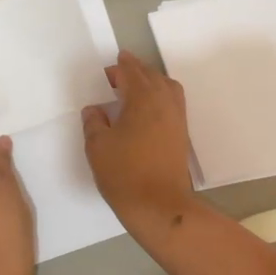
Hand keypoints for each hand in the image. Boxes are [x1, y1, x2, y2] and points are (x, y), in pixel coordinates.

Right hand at [82, 50, 195, 231]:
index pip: (131, 73)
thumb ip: (93, 123)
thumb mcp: (97, 146)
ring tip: (134, 88)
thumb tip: (95, 110)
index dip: (118, 69)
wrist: (159, 205)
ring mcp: (177, 118)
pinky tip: (147, 109)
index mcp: (143, 98)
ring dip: (150, 82)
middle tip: (118, 74)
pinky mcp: (181, 135)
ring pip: (166, 87)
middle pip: (151, 76)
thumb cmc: (124, 173)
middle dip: (135, 71)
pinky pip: (172, 103)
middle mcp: (164, 102)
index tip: (106, 72)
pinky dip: (160, 97)